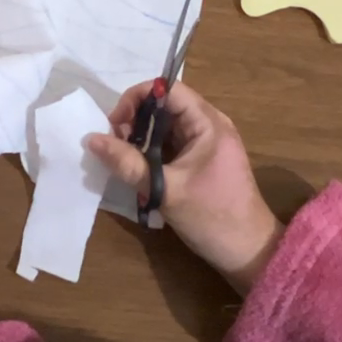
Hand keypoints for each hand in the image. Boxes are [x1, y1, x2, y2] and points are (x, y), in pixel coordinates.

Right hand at [85, 82, 282, 293]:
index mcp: (208, 123)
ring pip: (165, 125)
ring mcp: (206, 143)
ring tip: (122, 157)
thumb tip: (91, 139)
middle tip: (114, 144)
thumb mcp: (164, 190)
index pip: (168, 89)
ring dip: (140, 136)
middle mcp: (209, 125)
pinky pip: (170, 143)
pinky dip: (150, 149)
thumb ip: (127, 163)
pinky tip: (136, 167)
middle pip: (164, 105)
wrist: (249, 253)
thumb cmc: (212, 218)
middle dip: (135, 118)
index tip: (115, 123)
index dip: (137, 98)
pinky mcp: (201, 159)